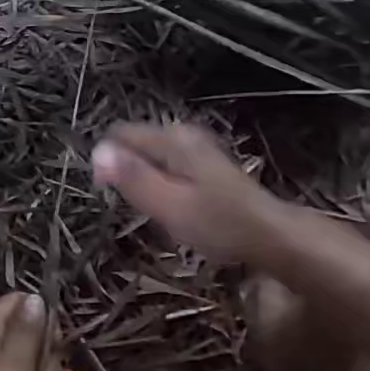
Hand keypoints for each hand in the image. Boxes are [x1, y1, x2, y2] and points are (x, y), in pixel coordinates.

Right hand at [90, 121, 289, 261]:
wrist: (272, 236)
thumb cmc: (219, 224)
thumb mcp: (168, 204)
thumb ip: (132, 177)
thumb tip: (97, 151)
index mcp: (171, 139)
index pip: (119, 135)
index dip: (106, 162)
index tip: (111, 194)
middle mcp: (182, 134)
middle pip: (135, 145)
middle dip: (129, 173)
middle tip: (143, 208)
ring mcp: (195, 147)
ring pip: (151, 158)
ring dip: (147, 182)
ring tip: (160, 211)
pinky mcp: (204, 162)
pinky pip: (167, 167)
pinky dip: (164, 186)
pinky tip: (178, 209)